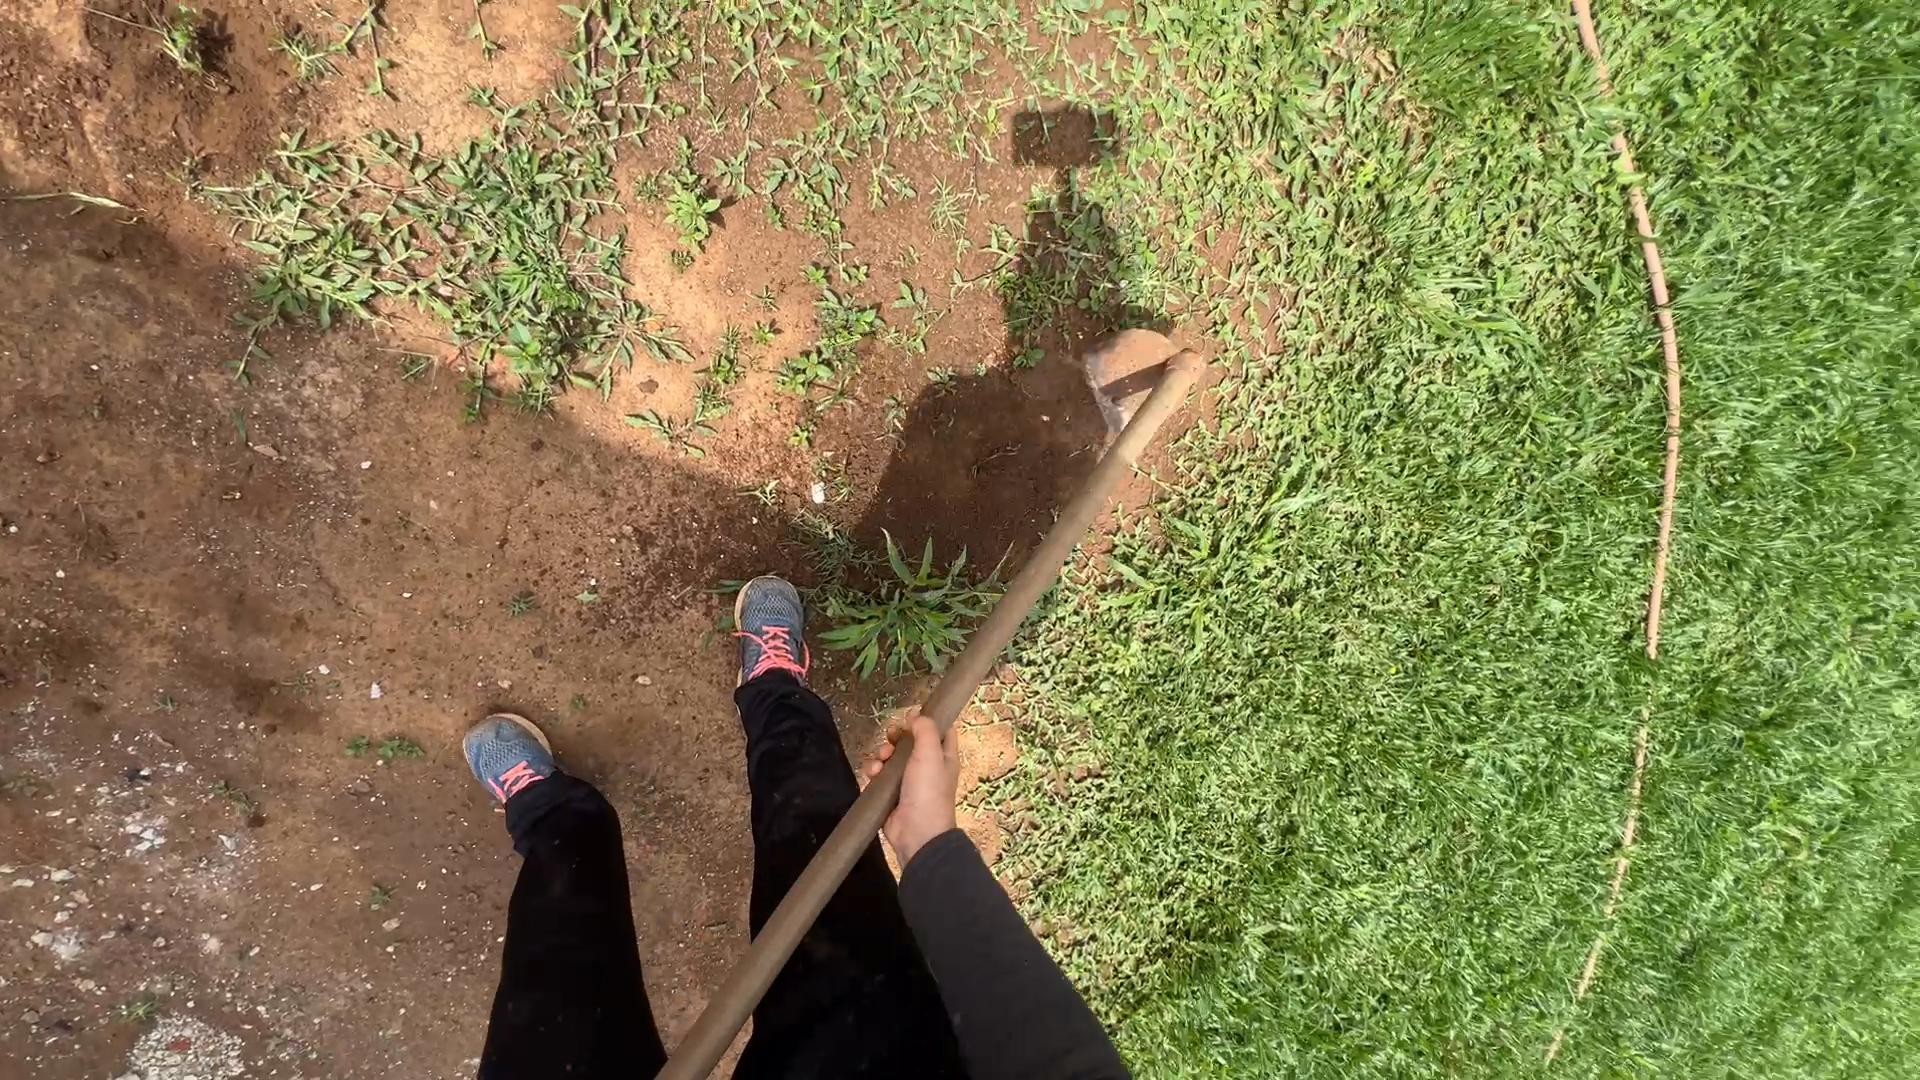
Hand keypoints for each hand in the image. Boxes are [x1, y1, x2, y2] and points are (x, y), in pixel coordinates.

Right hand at [864, 708, 958, 866]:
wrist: (916, 833)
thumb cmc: (928, 790)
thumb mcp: (930, 753)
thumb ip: (925, 729)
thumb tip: (916, 713)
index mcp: (944, 757)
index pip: (941, 731)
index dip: (928, 720)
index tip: (912, 714)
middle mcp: (927, 767)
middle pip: (910, 741)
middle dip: (897, 736)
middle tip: (891, 735)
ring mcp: (908, 781)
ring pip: (891, 756)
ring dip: (882, 753)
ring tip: (880, 760)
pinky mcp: (890, 793)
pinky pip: (879, 774)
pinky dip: (874, 771)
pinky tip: (872, 774)